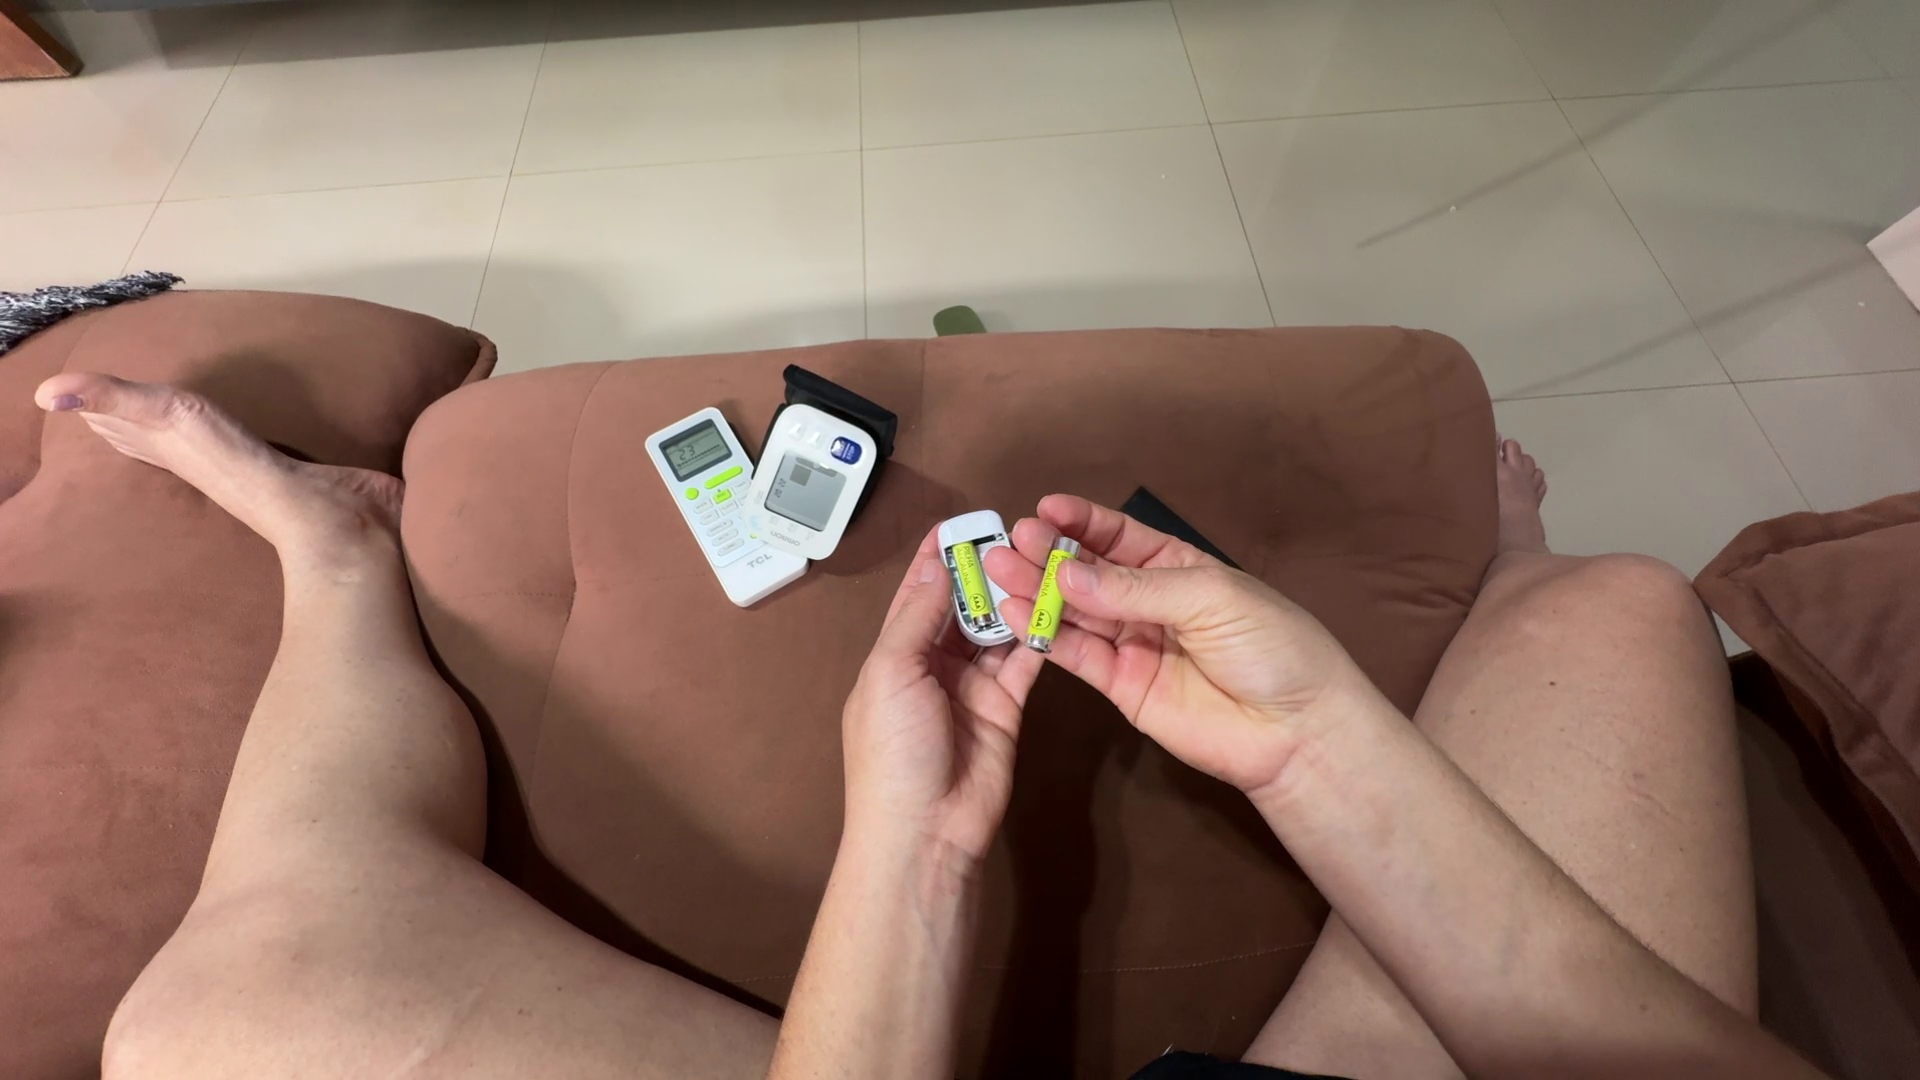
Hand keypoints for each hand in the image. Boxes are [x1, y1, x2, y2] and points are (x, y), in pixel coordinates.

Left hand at [841, 526, 1046, 862]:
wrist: (926, 829)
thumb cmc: (894, 746)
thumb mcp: (892, 672)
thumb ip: (918, 617)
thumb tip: (935, 566)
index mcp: (895, 654)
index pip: (916, 595)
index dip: (934, 559)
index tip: (957, 524)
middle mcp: (933, 664)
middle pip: (960, 607)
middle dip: (980, 574)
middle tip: (1012, 534)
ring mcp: (972, 685)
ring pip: (995, 629)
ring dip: (1010, 598)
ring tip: (1036, 559)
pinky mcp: (1007, 705)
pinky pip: (1023, 661)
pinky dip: (1036, 634)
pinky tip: (1052, 602)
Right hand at [983, 495, 1379, 797]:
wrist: (1296, 730)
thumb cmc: (1269, 645)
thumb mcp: (1209, 597)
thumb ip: (1134, 588)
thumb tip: (1065, 573)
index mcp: (1175, 565)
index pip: (1118, 535)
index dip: (1081, 521)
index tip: (1043, 509)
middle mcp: (1146, 600)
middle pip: (1087, 571)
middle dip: (1049, 554)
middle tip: (1011, 542)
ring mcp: (1130, 642)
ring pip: (1074, 611)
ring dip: (1037, 591)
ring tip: (1000, 571)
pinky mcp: (1118, 685)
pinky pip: (1077, 655)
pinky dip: (1047, 636)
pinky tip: (1019, 614)